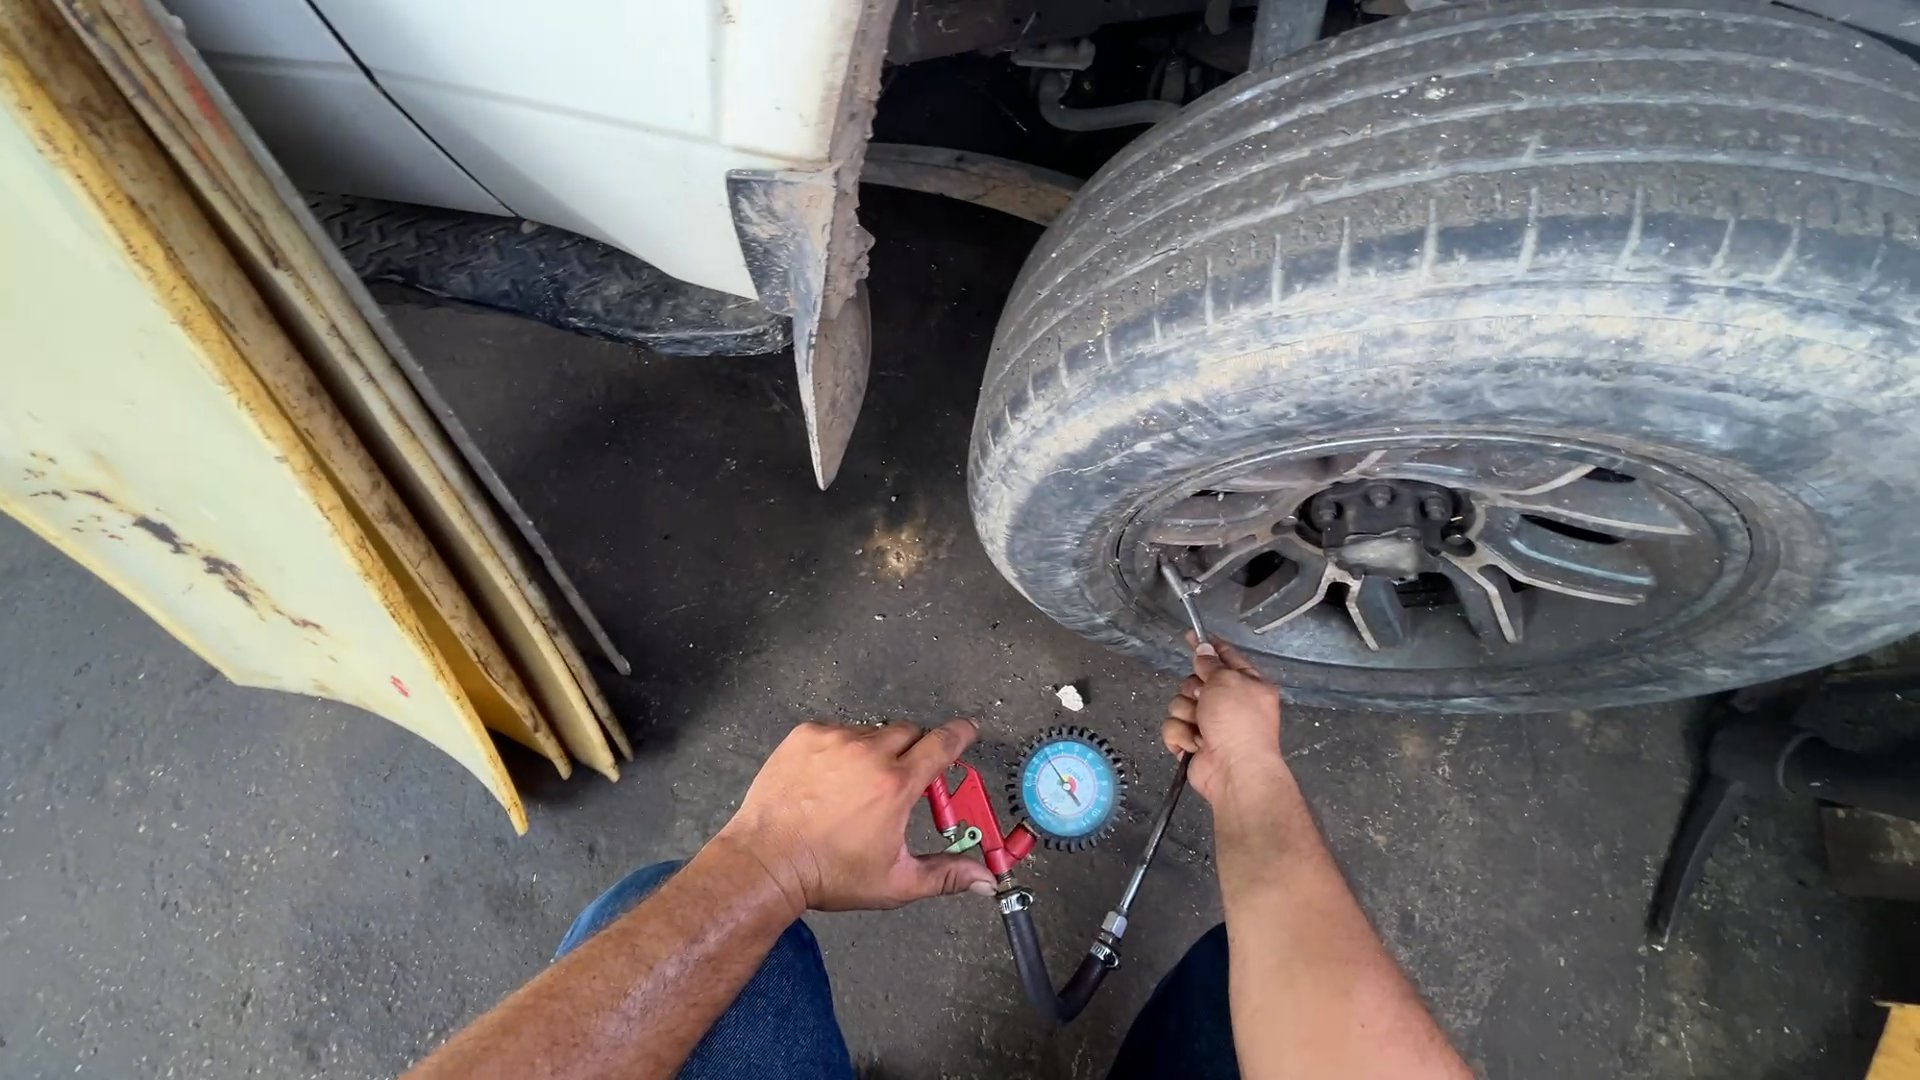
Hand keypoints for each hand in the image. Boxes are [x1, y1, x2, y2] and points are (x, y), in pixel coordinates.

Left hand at [712, 719, 996, 913]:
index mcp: (896, 784)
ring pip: (872, 731)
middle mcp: (869, 753)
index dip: (959, 734)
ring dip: (875, 750)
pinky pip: (838, 730)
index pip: (942, 744)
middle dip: (913, 751)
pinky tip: (829, 779)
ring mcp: (835, 739)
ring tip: (856, 786)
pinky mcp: (807, 735)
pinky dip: (841, 747)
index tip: (967, 731)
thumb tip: (985, 880)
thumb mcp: (895, 881)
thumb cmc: (828, 874)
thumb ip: (946, 875)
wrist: (766, 862)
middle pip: (909, 733)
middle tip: (901, 780)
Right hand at [1161, 634, 1286, 804]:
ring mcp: (1210, 723)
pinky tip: (1194, 744)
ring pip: (1179, 704)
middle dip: (1193, 690)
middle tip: (1203, 700)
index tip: (1190, 636)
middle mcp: (1229, 702)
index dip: (1207, 646)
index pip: (1225, 656)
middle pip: (1195, 681)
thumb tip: (1204, 648)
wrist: (1235, 770)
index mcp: (1247, 684)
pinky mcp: (1193, 741)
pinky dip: (1181, 736)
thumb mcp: (1227, 681)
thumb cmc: (1238, 721)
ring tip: (1201, 728)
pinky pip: (1173, 727)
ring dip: (1186, 715)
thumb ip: (1212, 663)